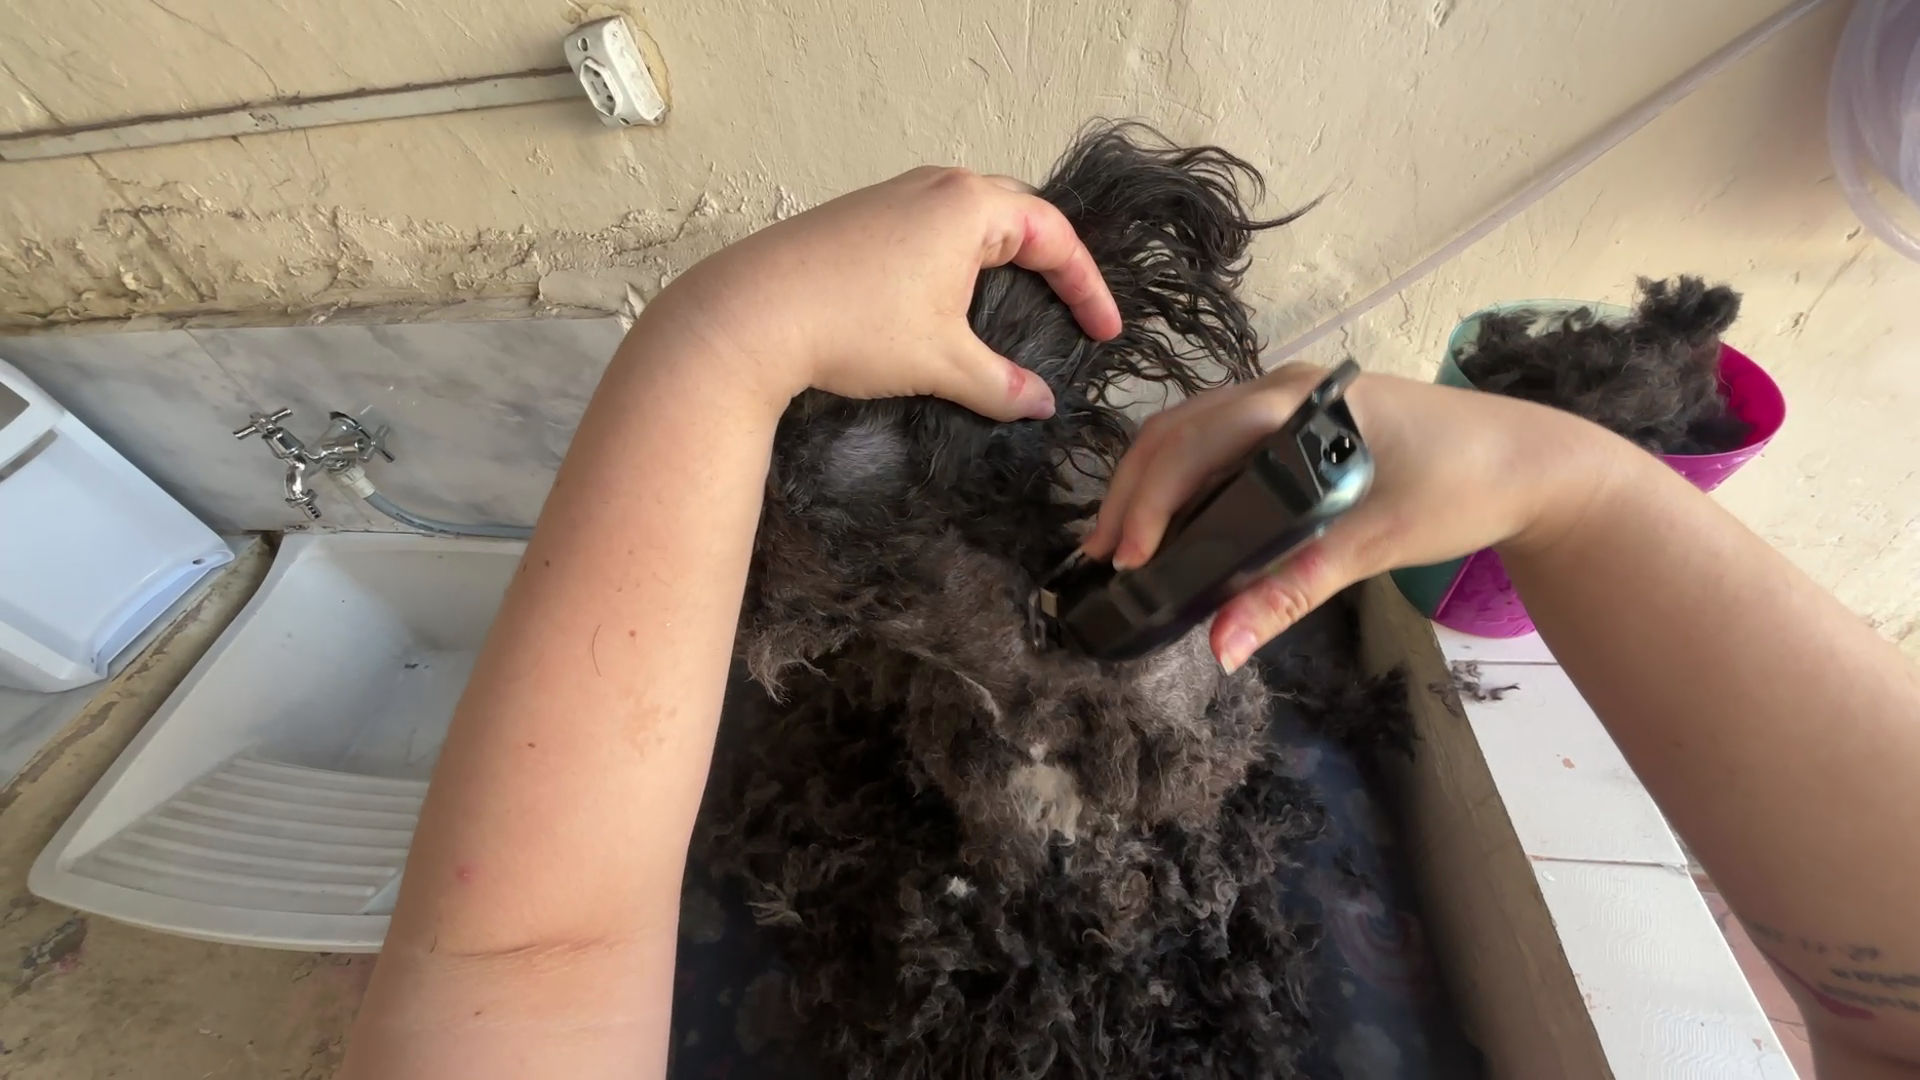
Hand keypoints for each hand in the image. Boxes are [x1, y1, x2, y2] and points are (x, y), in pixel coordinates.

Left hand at [645, 168, 1120, 421]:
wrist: (751, 315)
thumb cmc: (857, 326)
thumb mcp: (942, 361)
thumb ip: (1001, 385)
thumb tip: (1042, 405)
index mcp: (970, 206)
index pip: (1055, 238)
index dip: (1088, 289)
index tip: (1105, 332)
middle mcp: (936, 186)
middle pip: (1017, 218)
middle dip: (1051, 266)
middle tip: (1068, 309)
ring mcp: (894, 197)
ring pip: (971, 223)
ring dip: (1003, 262)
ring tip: (1018, 304)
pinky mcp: (862, 220)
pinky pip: (932, 232)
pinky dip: (958, 264)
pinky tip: (948, 299)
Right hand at [1080, 364, 1634, 670]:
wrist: (1532, 461)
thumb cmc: (1459, 490)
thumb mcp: (1370, 543)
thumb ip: (1289, 592)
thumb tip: (1219, 649)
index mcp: (1294, 403)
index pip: (1193, 442)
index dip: (1149, 499)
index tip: (1124, 558)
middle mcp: (1276, 388)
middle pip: (1173, 430)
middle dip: (1130, 491)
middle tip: (1101, 554)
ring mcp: (1280, 399)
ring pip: (1185, 431)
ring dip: (1146, 482)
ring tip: (1120, 537)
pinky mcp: (1286, 420)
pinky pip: (1210, 441)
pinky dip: (1177, 479)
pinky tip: (1167, 515)